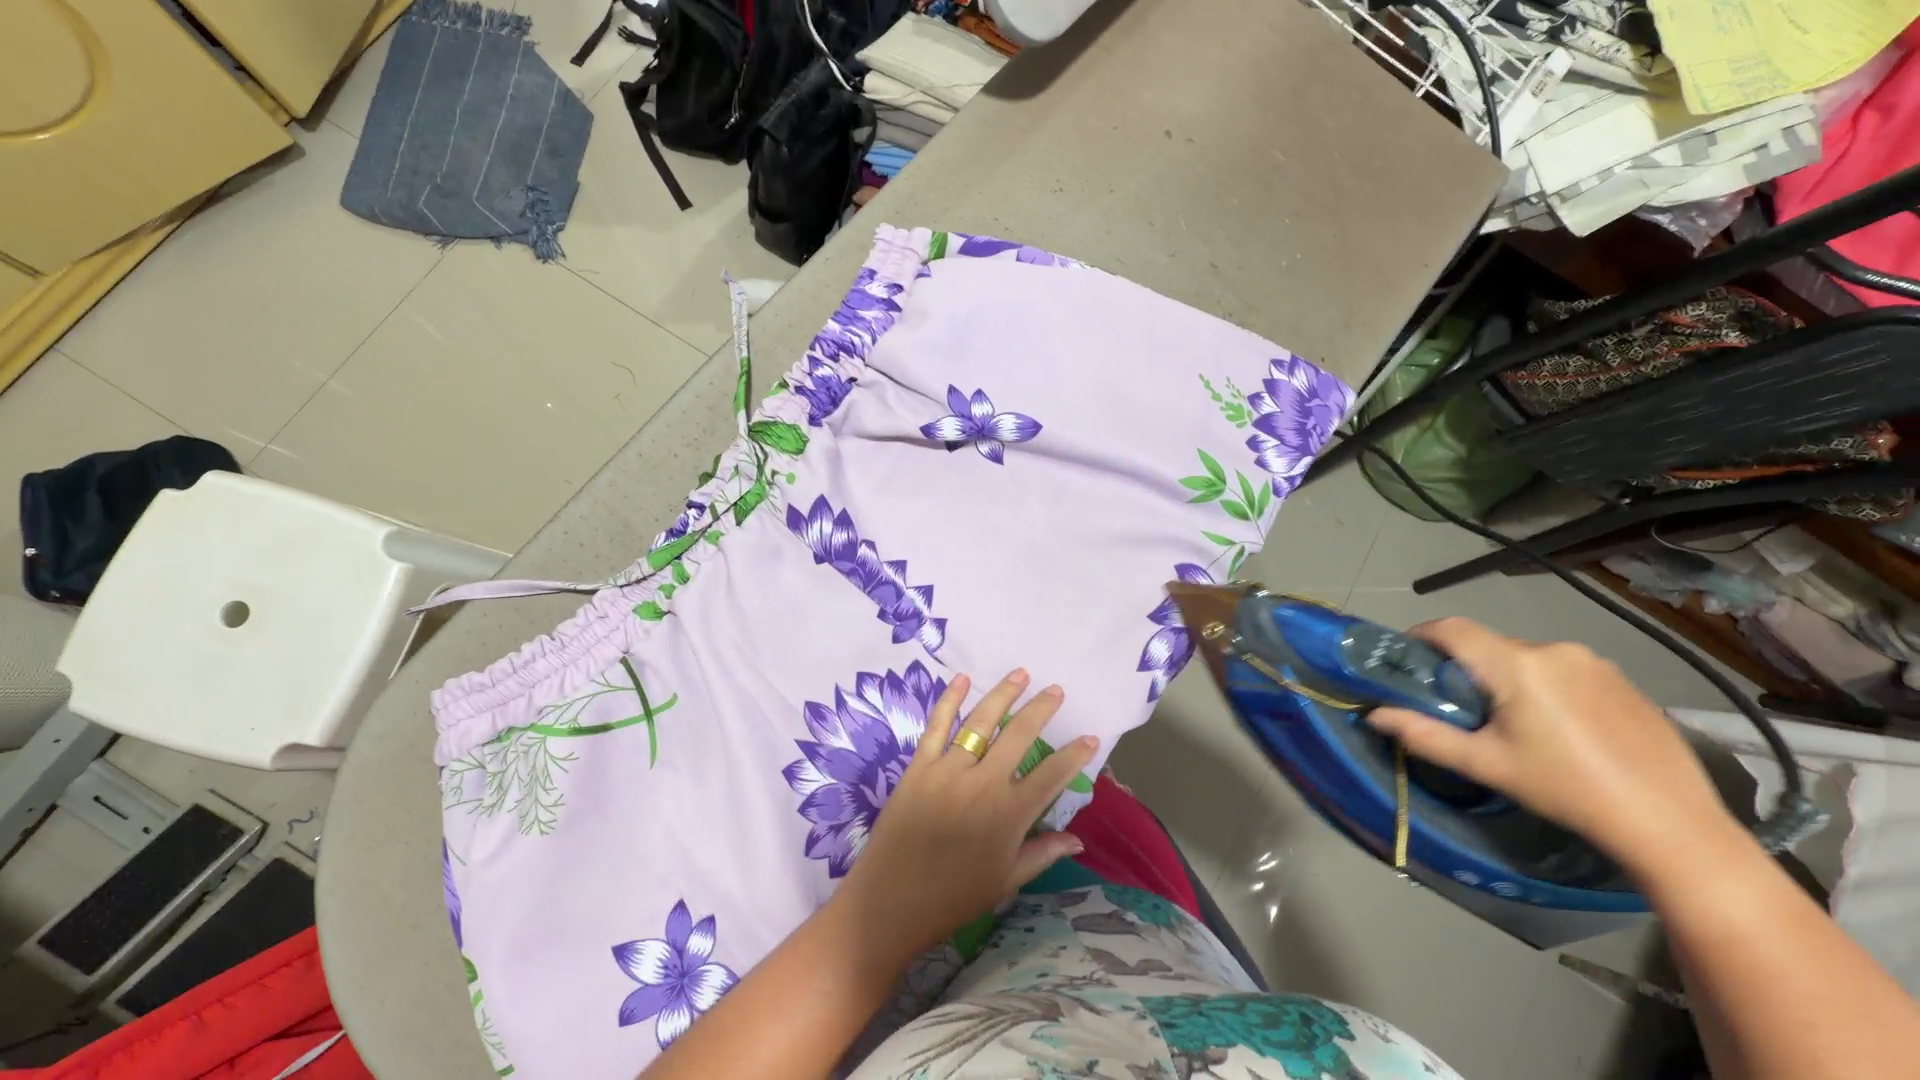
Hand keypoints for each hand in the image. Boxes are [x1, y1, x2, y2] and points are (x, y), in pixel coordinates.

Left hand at [830, 669, 1098, 962]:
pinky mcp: (918, 767)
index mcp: (1010, 813)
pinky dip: (949, 700)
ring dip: (1003, 694)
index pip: (1053, 774)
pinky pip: (936, 726)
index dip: (1075, 754)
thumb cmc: (953, 898)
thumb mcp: (1006, 881)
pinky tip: (962, 679)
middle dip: (1042, 709)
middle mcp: (984, 783)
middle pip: (1020, 735)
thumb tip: (1079, 838)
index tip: (1091, 737)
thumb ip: (1043, 853)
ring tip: (1021, 674)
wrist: (891, 902)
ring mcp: (948, 771)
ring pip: (981, 721)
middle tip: (1056, 691)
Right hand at [1364, 618, 1738, 870]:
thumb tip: (1376, 715)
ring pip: (1528, 659)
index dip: (1421, 636)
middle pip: (1490, 646)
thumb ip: (1425, 735)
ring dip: (1507, 679)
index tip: (1404, 659)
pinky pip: (1565, 671)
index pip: (1452, 628)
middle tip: (1457, 708)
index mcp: (1517, 665)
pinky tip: (1558, 731)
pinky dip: (1546, 689)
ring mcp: (1594, 662)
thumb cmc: (1565, 790)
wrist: (1668, 820)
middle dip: (1466, 668)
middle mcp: (1555, 650)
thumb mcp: (1486, 765)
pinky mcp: (1622, 680)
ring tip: (1511, 725)